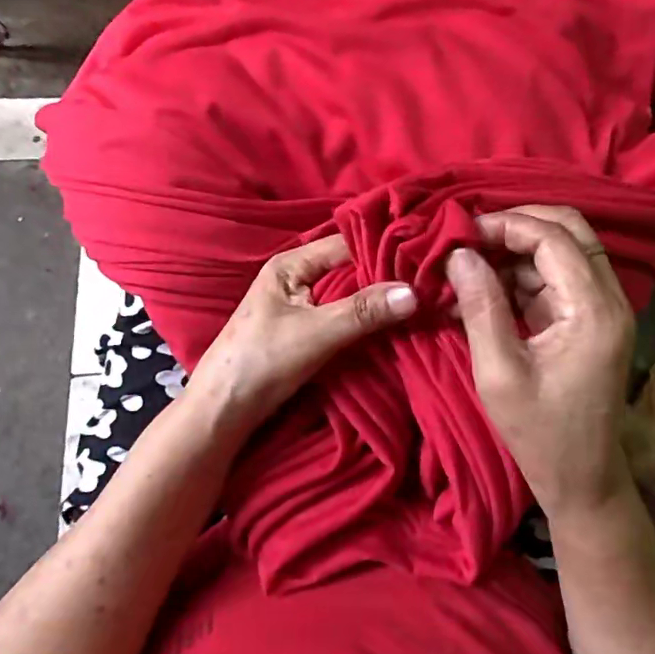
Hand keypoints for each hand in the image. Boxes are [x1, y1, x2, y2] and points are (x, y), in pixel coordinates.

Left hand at [186, 234, 417, 432]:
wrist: (224, 410)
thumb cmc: (261, 361)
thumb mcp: (316, 333)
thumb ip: (363, 311)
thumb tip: (414, 292)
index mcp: (291, 263)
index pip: (346, 244)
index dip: (383, 247)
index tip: (423, 254)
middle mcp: (297, 276)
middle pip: (350, 267)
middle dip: (385, 274)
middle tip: (430, 277)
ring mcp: (302, 304)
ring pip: (350, 293)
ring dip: (378, 298)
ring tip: (422, 296)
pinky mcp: (307, 330)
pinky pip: (345, 314)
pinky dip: (367, 317)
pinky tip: (394, 322)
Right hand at [446, 205, 635, 516]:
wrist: (582, 479)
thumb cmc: (541, 433)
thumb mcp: (499, 372)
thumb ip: (480, 307)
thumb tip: (459, 254)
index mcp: (594, 310)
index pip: (553, 238)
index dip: (505, 225)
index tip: (459, 234)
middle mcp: (608, 299)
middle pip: (568, 230)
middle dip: (516, 225)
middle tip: (468, 237)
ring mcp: (601, 307)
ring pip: (560, 249)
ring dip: (514, 249)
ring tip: (466, 263)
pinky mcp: (587, 319)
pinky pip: (554, 276)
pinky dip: (518, 273)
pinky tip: (482, 286)